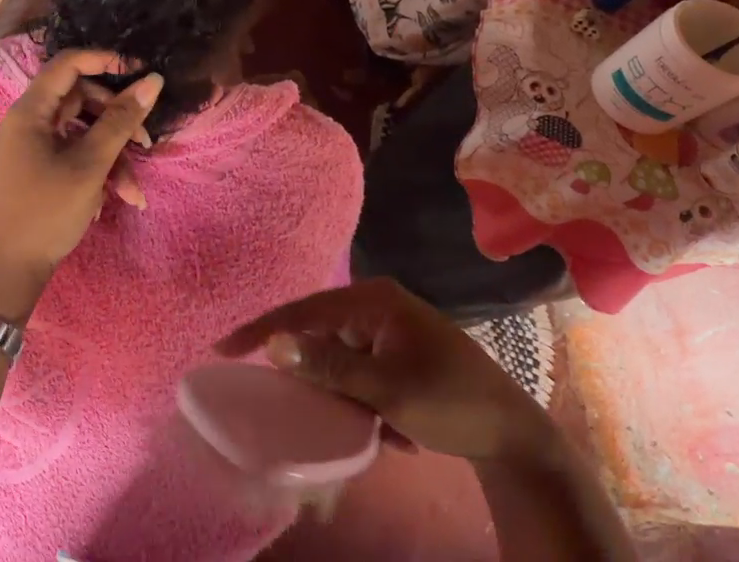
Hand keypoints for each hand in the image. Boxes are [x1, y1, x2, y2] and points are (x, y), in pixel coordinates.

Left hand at [0, 49, 161, 320]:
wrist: (11, 268)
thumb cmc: (46, 211)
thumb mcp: (90, 165)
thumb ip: (121, 120)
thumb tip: (152, 80)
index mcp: (30, 111)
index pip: (68, 64)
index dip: (105, 60)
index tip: (141, 71)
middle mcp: (28, 121)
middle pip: (81, 99)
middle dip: (117, 120)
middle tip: (147, 141)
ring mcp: (33, 146)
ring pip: (83, 132)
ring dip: (113, 156)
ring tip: (133, 192)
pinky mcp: (41, 168)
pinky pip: (75, 154)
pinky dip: (98, 171)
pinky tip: (116, 199)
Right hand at [216, 279, 557, 463]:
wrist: (516, 438)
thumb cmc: (449, 403)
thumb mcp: (384, 388)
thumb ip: (327, 365)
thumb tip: (273, 344)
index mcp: (374, 299)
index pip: (304, 309)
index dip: (262, 329)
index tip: (222, 348)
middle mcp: (381, 304)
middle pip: (322, 332)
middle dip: (313, 372)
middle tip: (292, 400)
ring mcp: (394, 327)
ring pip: (344, 357)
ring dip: (346, 393)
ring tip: (362, 424)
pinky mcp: (405, 352)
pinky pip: (365, 370)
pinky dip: (367, 398)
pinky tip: (390, 429)